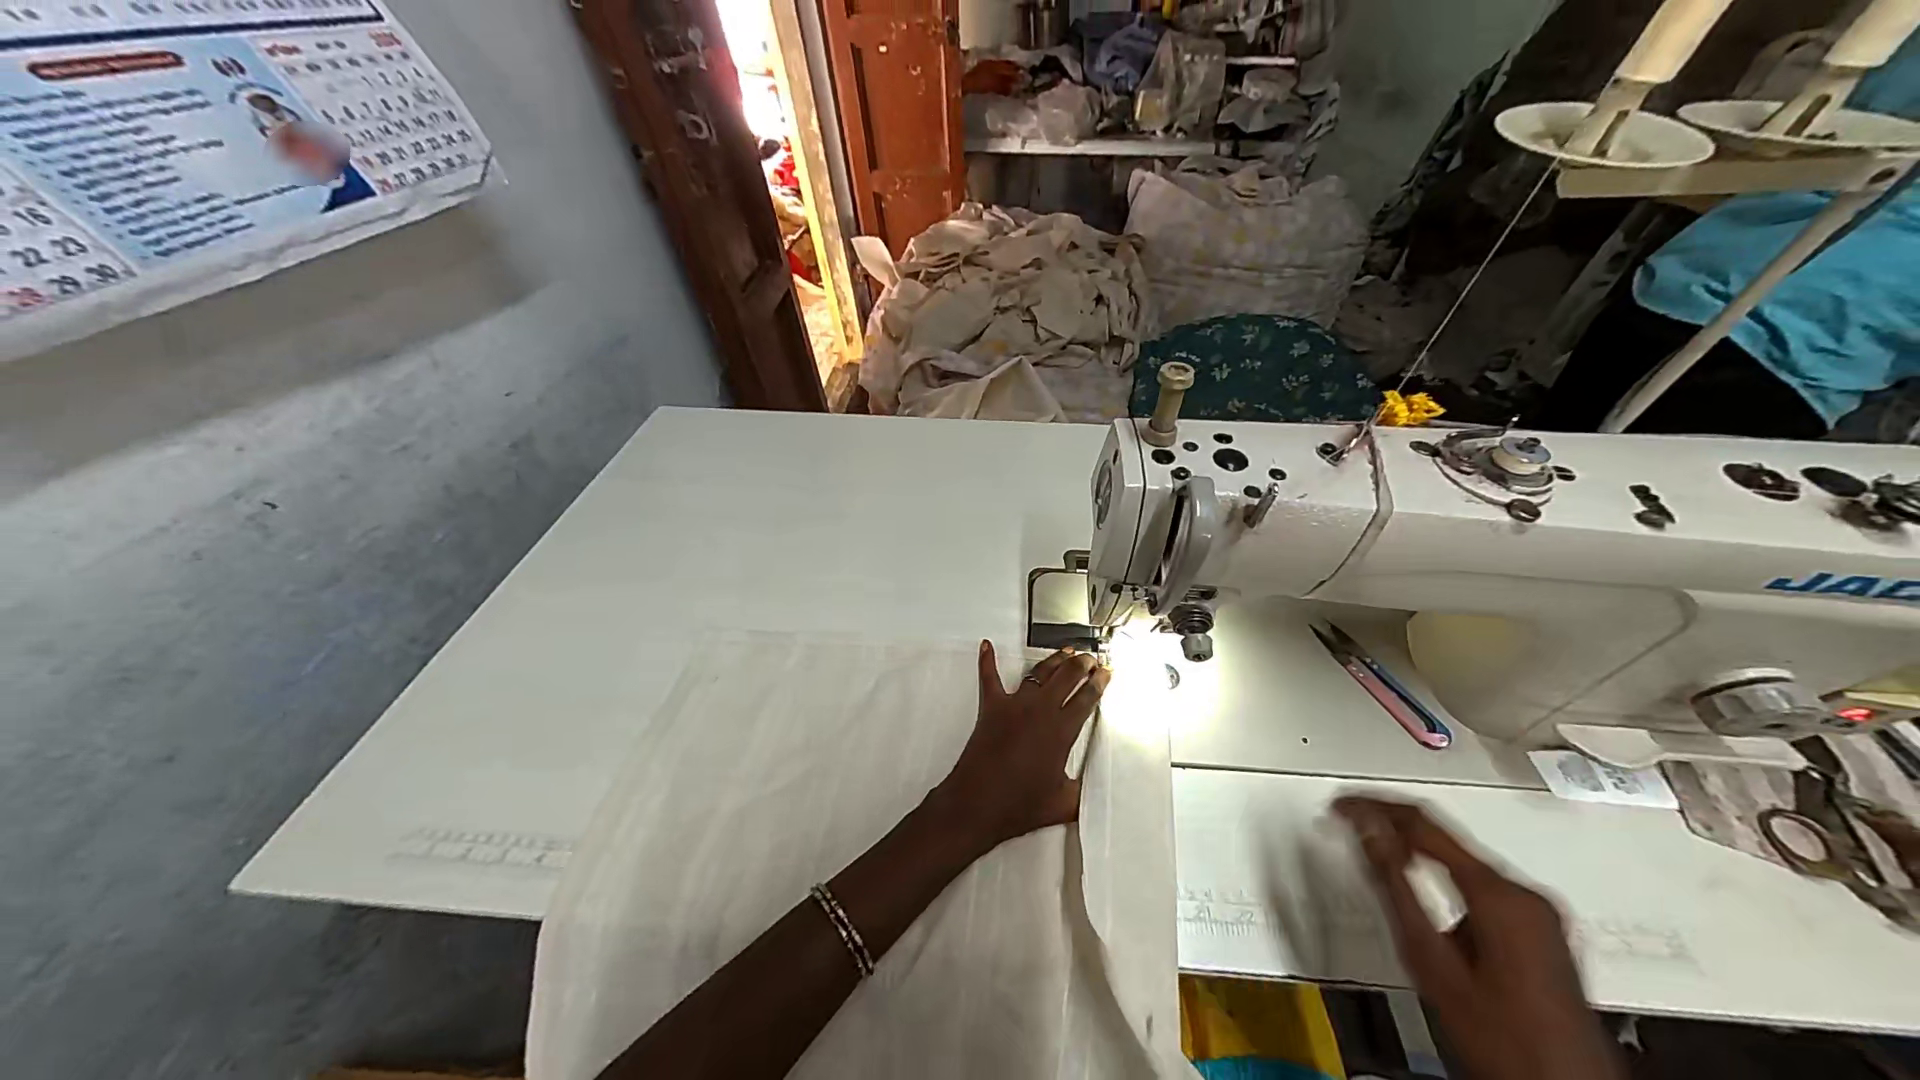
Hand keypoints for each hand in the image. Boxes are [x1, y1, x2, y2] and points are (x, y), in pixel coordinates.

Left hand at [929, 642, 1108, 852]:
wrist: (979, 804)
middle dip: (1083, 663)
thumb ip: (1083, 791)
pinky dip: (988, 661)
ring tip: (1065, 652)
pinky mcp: (991, 707)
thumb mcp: (1064, 803)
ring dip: (1055, 659)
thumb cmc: (1017, 805)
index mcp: (1061, 731)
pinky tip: (987, 647)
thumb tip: (1092, 791)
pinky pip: (989, 677)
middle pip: (1068, 675)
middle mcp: (1040, 711)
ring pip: (1039, 671)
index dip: (1100, 682)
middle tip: (1091, 660)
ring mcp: (1014, 705)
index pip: (1087, 697)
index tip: (1106, 674)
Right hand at [1334, 796, 1625, 1079]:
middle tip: (1349, 821)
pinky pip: (1480, 882)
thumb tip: (1367, 834)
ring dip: (1414, 849)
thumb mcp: (1432, 959)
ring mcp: (1539, 913)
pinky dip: (1440, 873)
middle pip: (1443, 837)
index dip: (1374, 808)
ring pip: (1461, 859)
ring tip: (1374, 846)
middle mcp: (1526, 895)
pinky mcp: (1540, 930)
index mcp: (1500, 895)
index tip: (1342, 805)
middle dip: (1391, 825)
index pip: (1422, 824)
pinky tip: (1416, 882)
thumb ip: (1394, 886)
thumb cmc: (1503, 1040)